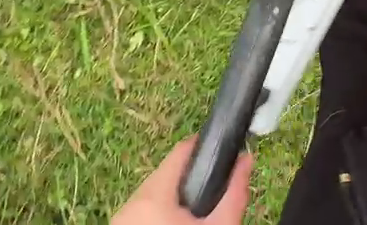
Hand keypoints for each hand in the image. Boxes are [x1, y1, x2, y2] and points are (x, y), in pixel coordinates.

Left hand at [112, 139, 252, 224]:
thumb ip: (233, 195)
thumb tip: (246, 161)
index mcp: (153, 195)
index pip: (182, 151)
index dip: (206, 150)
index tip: (223, 159)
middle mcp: (131, 203)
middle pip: (168, 175)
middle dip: (192, 184)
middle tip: (213, 203)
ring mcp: (120, 221)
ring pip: (155, 197)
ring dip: (175, 204)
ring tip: (195, 223)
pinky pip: (143, 215)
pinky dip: (160, 219)